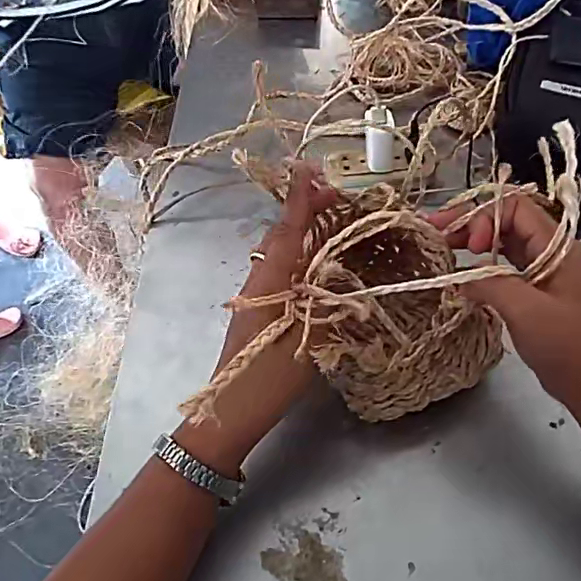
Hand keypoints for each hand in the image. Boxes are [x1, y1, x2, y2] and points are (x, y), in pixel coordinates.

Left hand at [176, 163, 340, 472]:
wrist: (228, 413)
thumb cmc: (267, 379)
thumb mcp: (308, 343)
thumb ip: (329, 307)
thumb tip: (351, 281)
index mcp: (271, 281)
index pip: (289, 230)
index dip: (301, 199)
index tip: (311, 168)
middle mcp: (261, 280)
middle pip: (284, 235)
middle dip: (307, 210)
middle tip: (336, 193)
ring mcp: (258, 295)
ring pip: (282, 252)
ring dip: (304, 231)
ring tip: (332, 219)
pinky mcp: (261, 310)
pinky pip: (283, 270)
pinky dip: (302, 255)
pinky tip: (320, 262)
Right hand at [427, 194, 580, 416]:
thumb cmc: (568, 346)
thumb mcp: (527, 311)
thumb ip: (491, 285)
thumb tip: (460, 277)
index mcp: (557, 247)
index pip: (516, 208)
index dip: (486, 218)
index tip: (469, 246)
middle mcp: (551, 252)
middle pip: (507, 222)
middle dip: (471, 223)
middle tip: (435, 232)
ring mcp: (544, 273)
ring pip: (504, 244)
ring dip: (473, 243)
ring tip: (442, 248)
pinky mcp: (536, 293)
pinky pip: (505, 268)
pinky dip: (482, 267)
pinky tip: (462, 276)